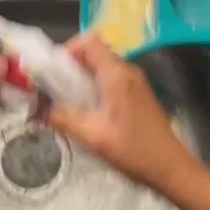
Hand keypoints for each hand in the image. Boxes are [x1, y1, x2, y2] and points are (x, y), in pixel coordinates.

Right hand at [43, 34, 200, 192]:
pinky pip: (110, 80)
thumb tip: (37, 110)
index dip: (67, 49)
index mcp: (116, 74)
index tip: (53, 72)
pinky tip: (88, 113)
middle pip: (93, 53)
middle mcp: (127, 71)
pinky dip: (94, 88)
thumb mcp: (93, 136)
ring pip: (101, 67)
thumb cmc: (134, 150)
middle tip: (54, 90)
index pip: (89, 41)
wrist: (172, 168)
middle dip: (70, 67)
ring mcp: (135, 82)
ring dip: (81, 79)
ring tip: (67, 103)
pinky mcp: (137, 95)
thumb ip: (63, 118)